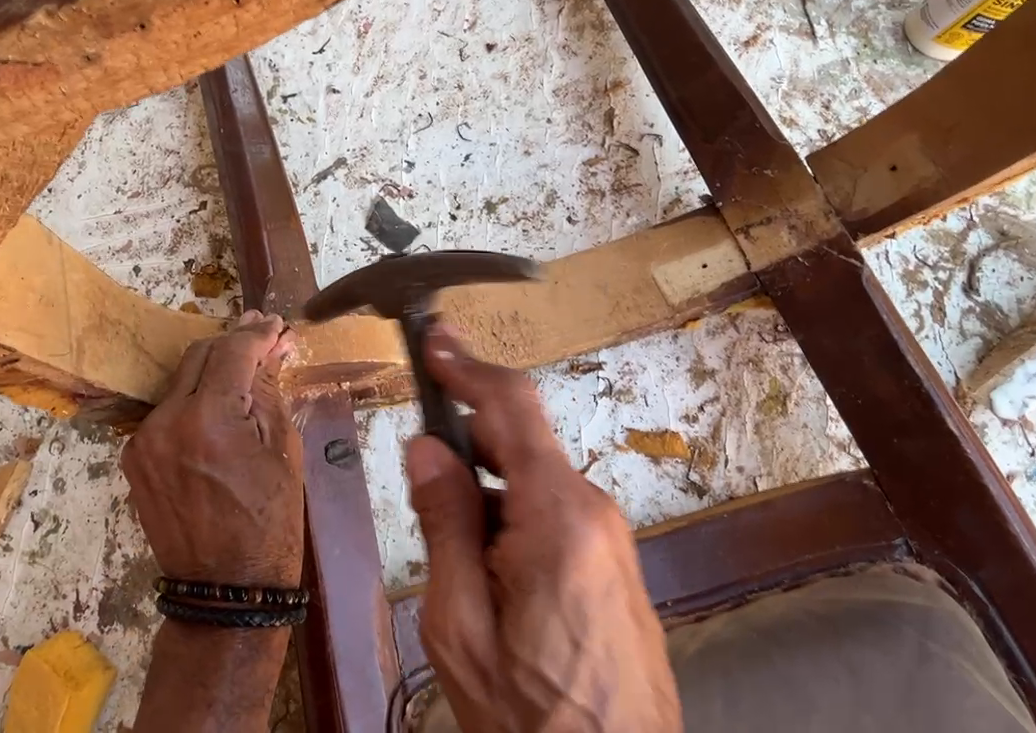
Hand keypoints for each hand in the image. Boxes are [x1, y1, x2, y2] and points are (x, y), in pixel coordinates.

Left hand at [122, 310, 304, 587]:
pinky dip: (192, 403)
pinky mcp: (134, 456)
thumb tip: (273, 345)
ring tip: (243, 376)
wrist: (223, 588)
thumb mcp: (283, 450)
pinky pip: (167, 411)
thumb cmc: (269, 521)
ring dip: (212, 372)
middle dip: (232, 344)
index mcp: (209, 418)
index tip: (276, 325)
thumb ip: (269, 389)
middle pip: (199, 356)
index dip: (257, 333)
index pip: (232, 351)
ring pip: (180, 381)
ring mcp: (144, 439)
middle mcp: (167, 420)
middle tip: (263, 341)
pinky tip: (216, 413)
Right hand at [407, 323, 679, 732]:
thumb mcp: (459, 624)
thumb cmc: (528, 713)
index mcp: (557, 516)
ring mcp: (612, 541)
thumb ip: (444, 524)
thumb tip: (427, 448)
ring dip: (486, 489)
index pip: (512, 407)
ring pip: (534, 480)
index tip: (432, 339)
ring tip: (451, 552)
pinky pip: (554, 513)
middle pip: (521, 442)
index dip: (467, 365)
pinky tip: (487, 571)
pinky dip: (511, 514)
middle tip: (419, 481)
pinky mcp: (615, 567)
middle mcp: (594, 513)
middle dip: (465, 442)